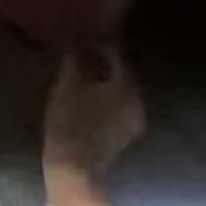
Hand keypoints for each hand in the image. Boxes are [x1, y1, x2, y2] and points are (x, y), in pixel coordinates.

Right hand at [43, 45, 144, 185]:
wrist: (75, 170)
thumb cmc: (71, 122)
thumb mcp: (67, 83)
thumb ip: (74, 58)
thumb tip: (75, 41)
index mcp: (126, 87)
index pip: (117, 54)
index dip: (99, 43)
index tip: (83, 36)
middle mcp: (137, 102)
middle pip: (122, 72)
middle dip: (103, 60)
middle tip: (81, 50)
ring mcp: (133, 121)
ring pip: (120, 88)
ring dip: (104, 77)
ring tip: (82, 69)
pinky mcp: (125, 133)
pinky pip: (118, 103)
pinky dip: (105, 93)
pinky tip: (88, 90)